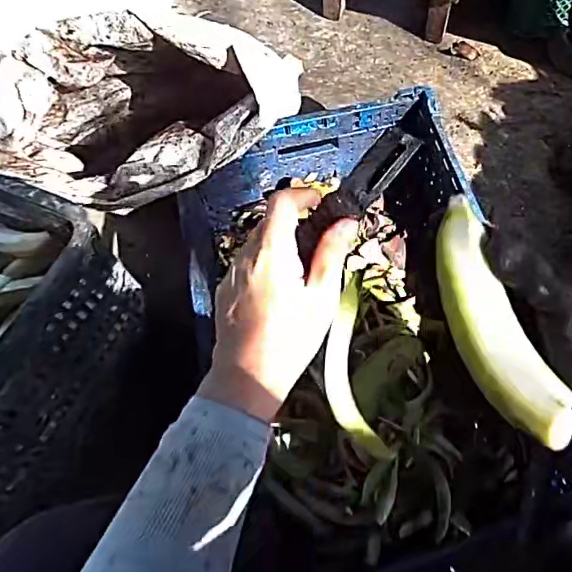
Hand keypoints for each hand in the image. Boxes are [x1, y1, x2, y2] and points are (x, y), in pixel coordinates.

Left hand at [202, 187, 360, 422]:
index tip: (320, 201)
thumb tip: (344, 224)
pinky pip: (249, 261)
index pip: (282, 201)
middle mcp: (247, 257)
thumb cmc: (287, 343)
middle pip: (270, 219)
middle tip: (321, 239)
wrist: (247, 378)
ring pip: (259, 240)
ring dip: (283, 242)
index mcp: (272, 253)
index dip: (304, 194)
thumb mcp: (322, 297)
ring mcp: (233, 272)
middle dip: (298, 221)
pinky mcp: (227, 287)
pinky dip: (268, 261)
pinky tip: (284, 288)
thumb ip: (332, 253)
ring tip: (305, 270)